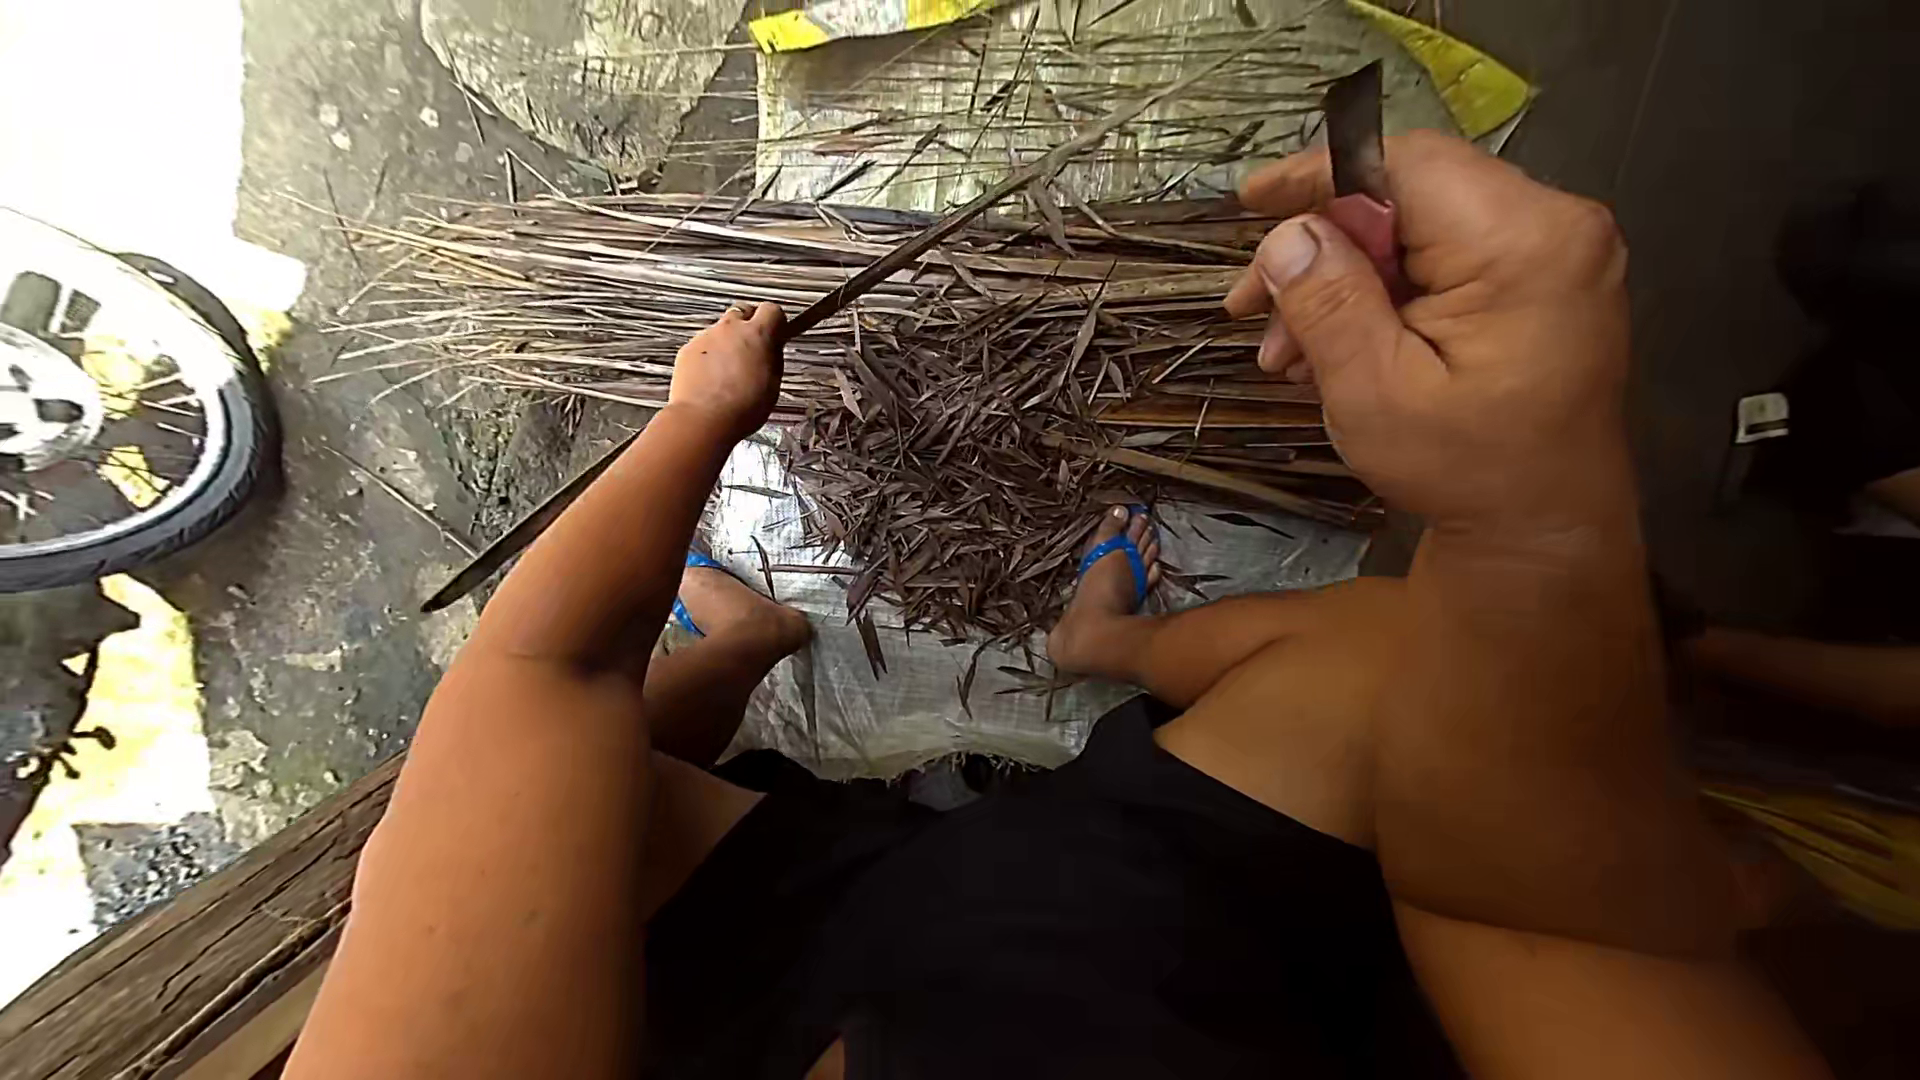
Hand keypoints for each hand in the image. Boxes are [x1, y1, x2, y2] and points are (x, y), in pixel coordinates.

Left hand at [666, 303, 785, 442]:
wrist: (704, 419)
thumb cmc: (743, 407)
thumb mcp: (773, 383)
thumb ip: (773, 358)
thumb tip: (772, 347)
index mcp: (757, 335)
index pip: (772, 310)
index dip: (776, 321)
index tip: (777, 333)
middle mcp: (730, 329)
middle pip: (743, 312)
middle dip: (751, 325)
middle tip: (755, 349)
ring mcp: (706, 337)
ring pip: (722, 330)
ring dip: (729, 342)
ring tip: (732, 371)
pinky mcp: (688, 349)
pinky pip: (704, 345)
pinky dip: (711, 356)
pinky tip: (714, 379)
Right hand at [1224, 131, 1633, 531]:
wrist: (1534, 522)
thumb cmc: (1458, 466)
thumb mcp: (1373, 389)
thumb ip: (1328, 305)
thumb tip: (1284, 238)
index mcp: (1518, 244)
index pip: (1403, 166)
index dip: (1317, 176)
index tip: (1250, 202)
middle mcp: (1545, 229)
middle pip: (1399, 204)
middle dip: (1313, 255)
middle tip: (1248, 310)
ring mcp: (1538, 258)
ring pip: (1403, 241)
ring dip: (1330, 290)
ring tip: (1286, 355)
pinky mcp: (1522, 287)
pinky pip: (1424, 272)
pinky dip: (1365, 306)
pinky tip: (1328, 354)